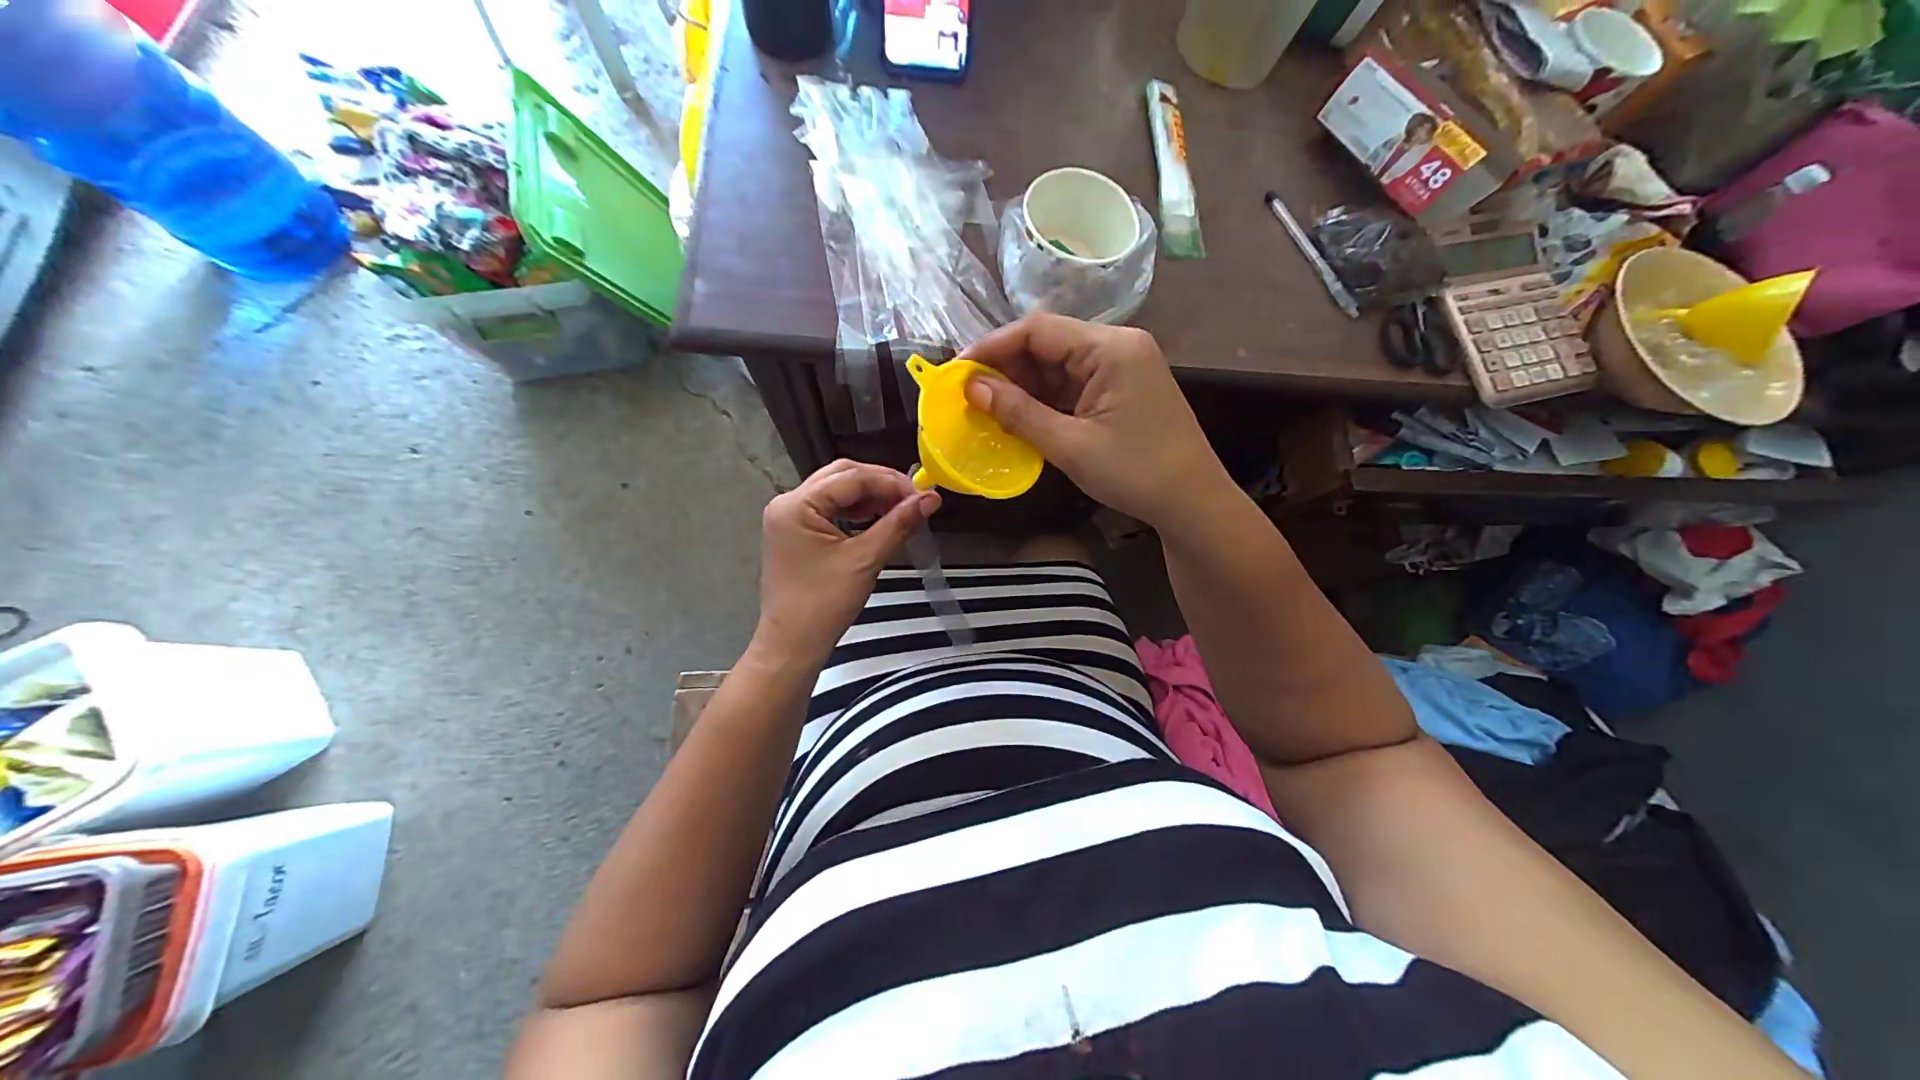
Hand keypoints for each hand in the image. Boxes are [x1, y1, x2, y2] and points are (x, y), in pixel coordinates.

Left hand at [755, 460, 940, 663]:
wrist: (793, 644)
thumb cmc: (822, 606)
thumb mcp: (865, 560)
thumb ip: (898, 524)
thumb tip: (929, 499)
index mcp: (796, 505)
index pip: (851, 477)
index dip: (890, 482)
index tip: (922, 494)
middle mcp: (787, 504)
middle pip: (842, 476)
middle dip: (880, 484)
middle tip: (913, 499)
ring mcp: (789, 518)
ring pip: (837, 490)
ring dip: (870, 496)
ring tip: (900, 510)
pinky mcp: (796, 532)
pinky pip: (830, 508)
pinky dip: (856, 510)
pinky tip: (878, 519)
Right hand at [960, 313, 1233, 528]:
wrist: (1192, 502)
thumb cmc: (1136, 472)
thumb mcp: (1070, 445)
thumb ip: (1018, 412)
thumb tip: (971, 388)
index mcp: (1111, 348)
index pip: (1038, 330)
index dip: (992, 346)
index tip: (957, 370)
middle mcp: (1117, 345)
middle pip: (1047, 342)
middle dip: (1005, 368)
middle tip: (967, 395)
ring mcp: (1121, 366)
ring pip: (1057, 364)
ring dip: (1022, 385)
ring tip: (986, 409)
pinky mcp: (1121, 388)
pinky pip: (1072, 383)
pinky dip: (1044, 399)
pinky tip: (1019, 417)